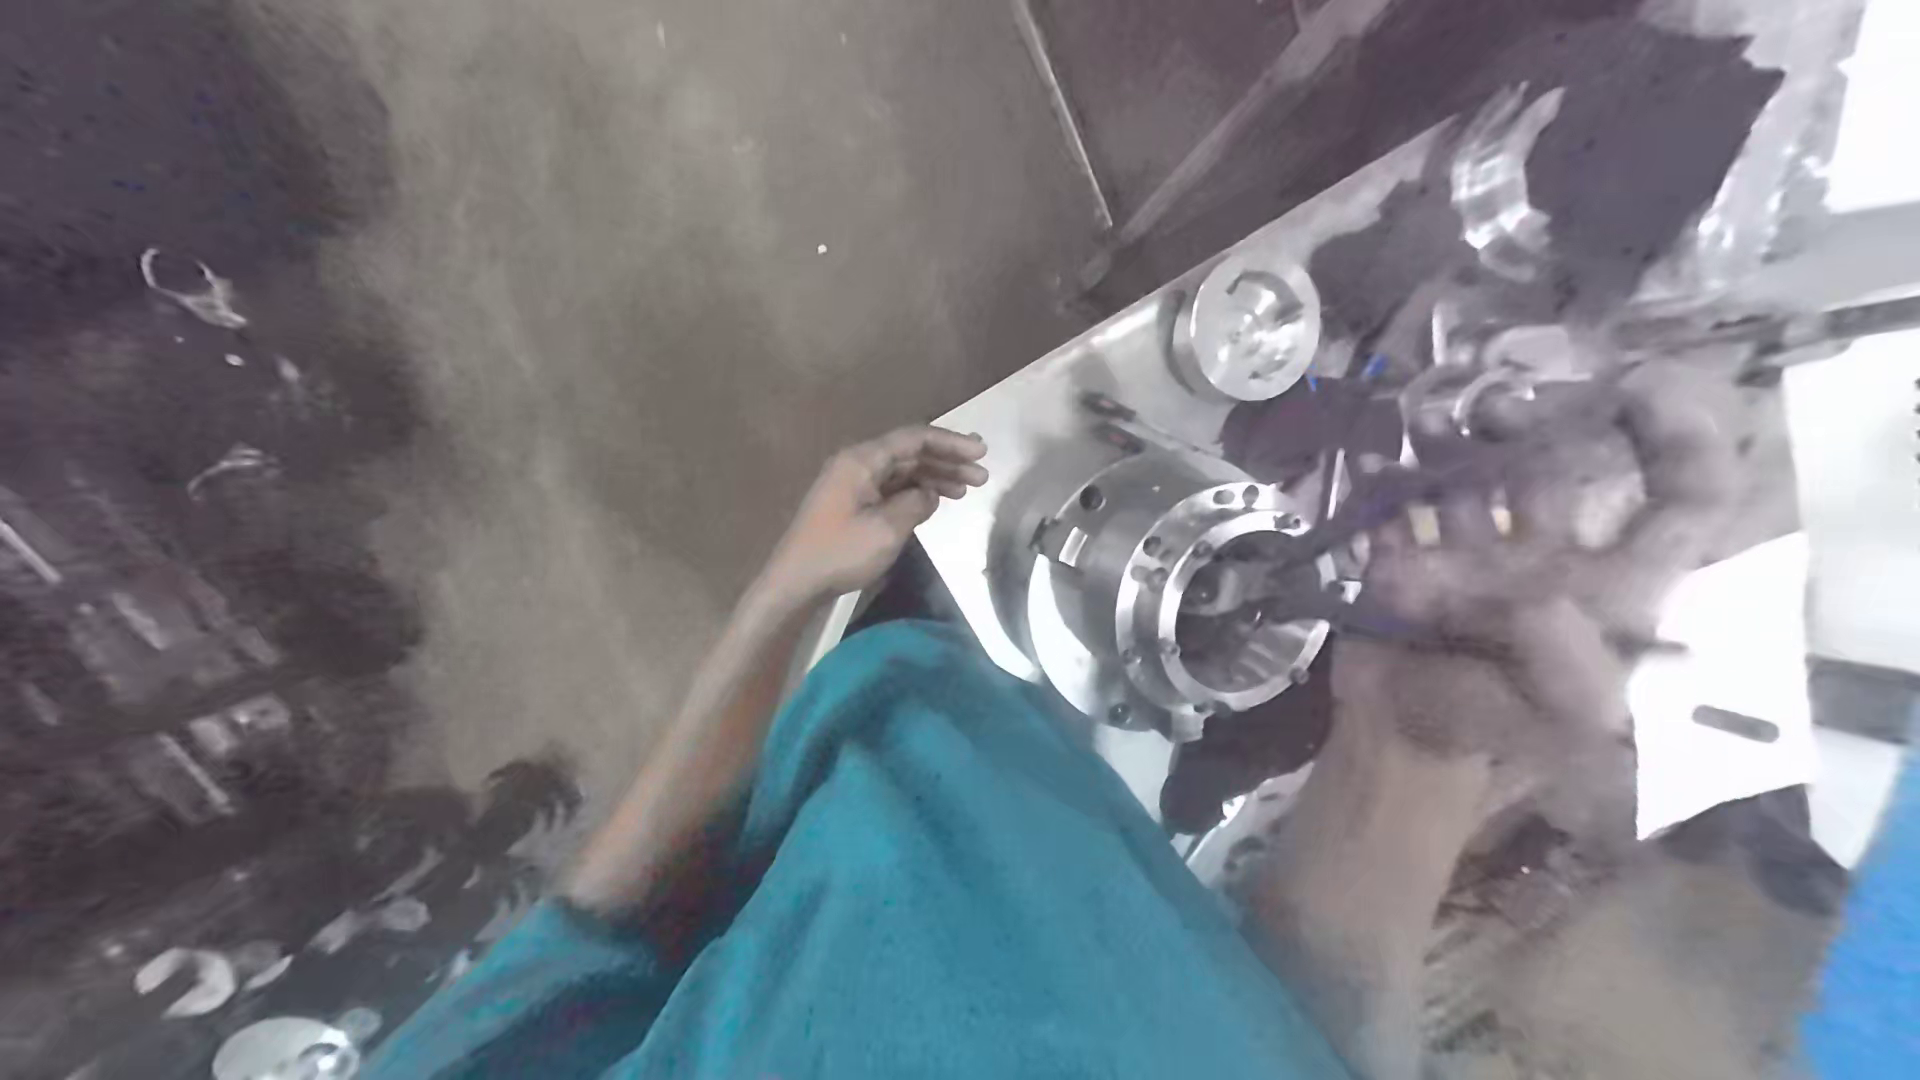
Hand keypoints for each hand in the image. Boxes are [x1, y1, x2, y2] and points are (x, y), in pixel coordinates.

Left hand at [761, 426, 987, 603]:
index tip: (981, 452)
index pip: (915, 439)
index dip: (951, 443)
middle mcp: (858, 464)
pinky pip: (892, 488)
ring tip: (967, 489)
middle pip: (911, 453)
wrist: (796, 581)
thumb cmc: (840, 552)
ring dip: (935, 477)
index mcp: (862, 460)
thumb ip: (916, 504)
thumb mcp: (886, 529)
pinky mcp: (854, 503)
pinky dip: (916, 492)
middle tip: (981, 476)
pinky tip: (937, 501)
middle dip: (947, 461)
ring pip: (903, 471)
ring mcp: (854, 484)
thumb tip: (930, 494)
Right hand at [1335, 374, 1735, 759]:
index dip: (1673, 442)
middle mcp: (1538, 557)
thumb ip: (1567, 659)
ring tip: (1422, 420)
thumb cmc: (1490, 733)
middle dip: (1525, 428)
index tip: (1630, 392)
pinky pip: (1390, 512)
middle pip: (1548, 471)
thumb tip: (1529, 594)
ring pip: (1464, 481)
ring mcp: (1463, 556)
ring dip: (1447, 444)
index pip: (1673, 501)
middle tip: (1487, 406)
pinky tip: (1368, 461)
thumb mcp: (1560, 718)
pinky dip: (1377, 484)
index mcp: (1605, 584)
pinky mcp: (1401, 562)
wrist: (1398, 742)